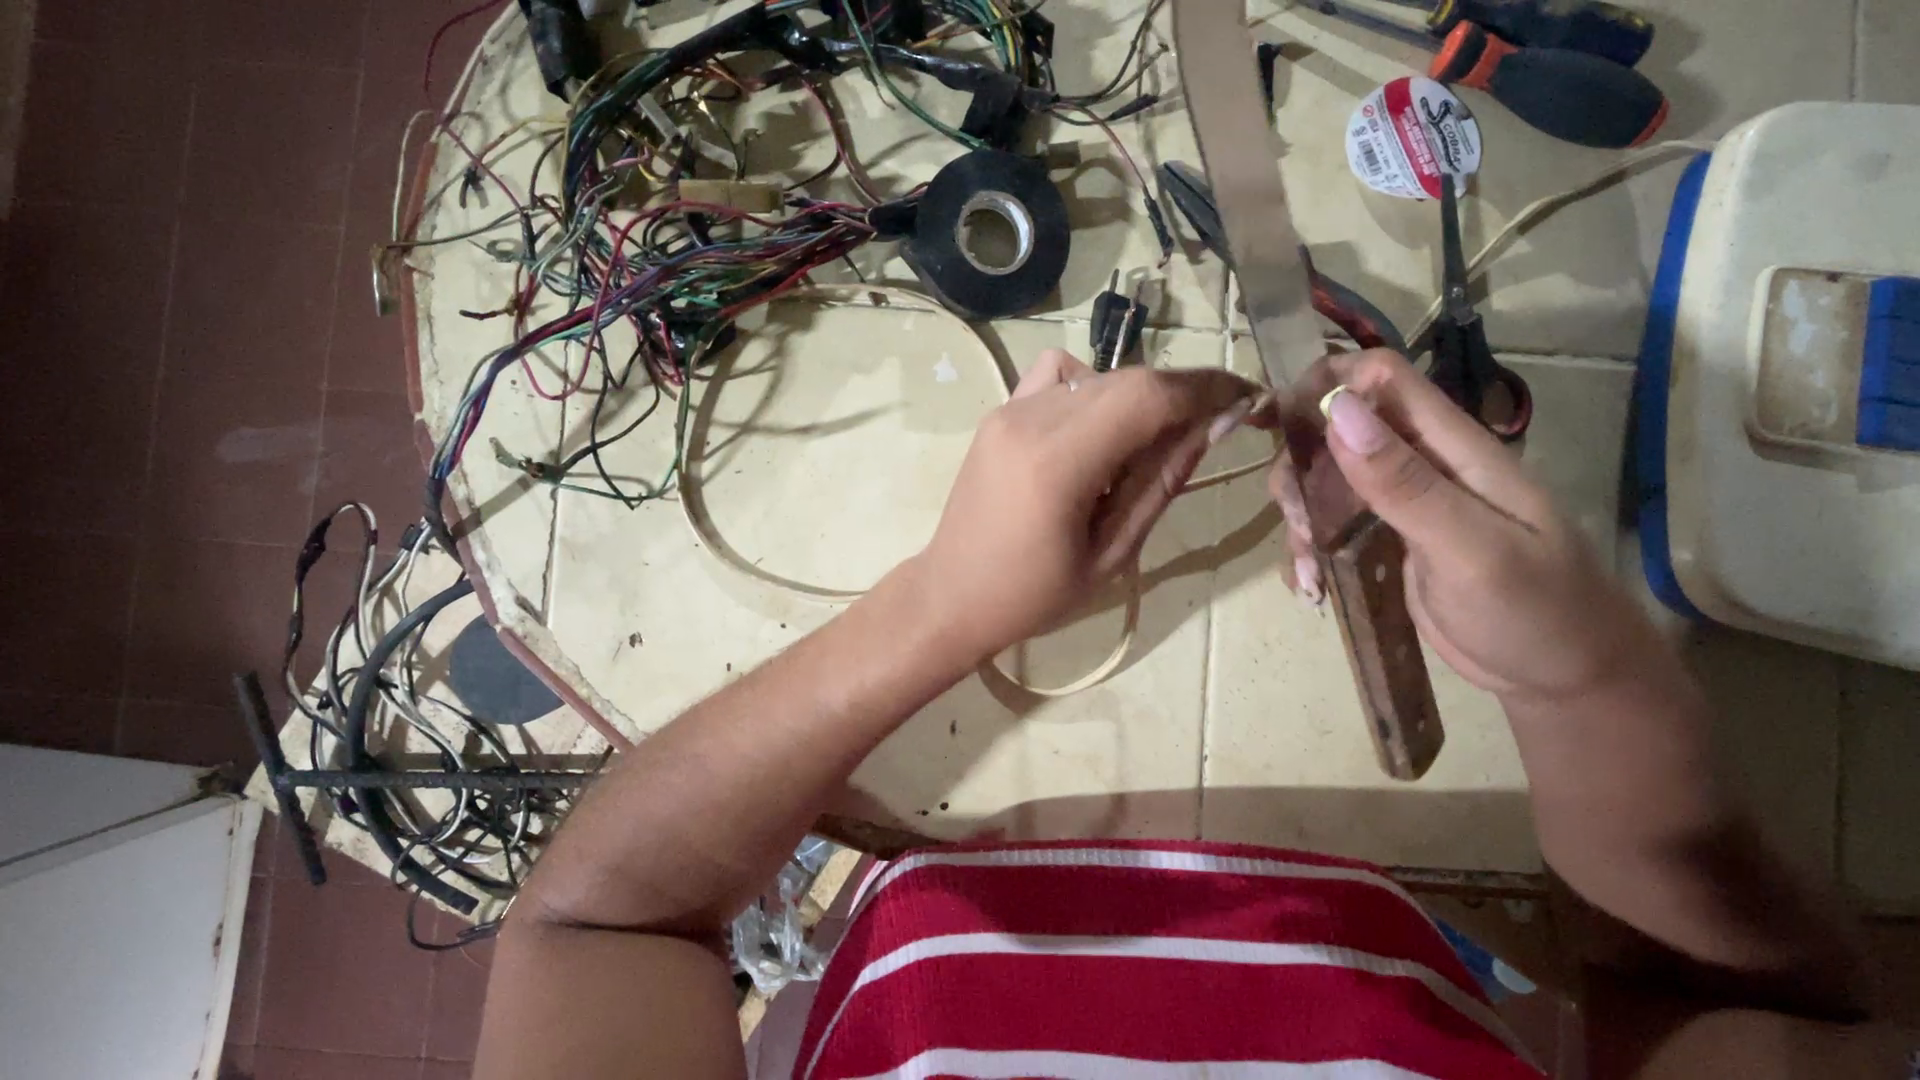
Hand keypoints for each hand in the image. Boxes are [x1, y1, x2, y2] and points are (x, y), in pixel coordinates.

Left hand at [911, 349, 1262, 663]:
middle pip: (1129, 379)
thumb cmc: (1033, 595)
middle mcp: (1030, 419)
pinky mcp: (999, 411)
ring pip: (1099, 376)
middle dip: (1180, 395)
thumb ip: (1160, 483)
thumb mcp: (1112, 553)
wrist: (952, 594)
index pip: (1148, 396)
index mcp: (1058, 462)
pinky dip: (1093, 389)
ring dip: (1139, 398)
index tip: (1245, 399)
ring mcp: (1009, 409)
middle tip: (1212, 427)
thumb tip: (1213, 426)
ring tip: (1144, 448)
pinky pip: (1059, 375)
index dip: (1205, 389)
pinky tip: (1093, 433)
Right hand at [1289, 349, 1663, 702]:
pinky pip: (1328, 524)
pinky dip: (1307, 549)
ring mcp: (1400, 501)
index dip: (1324, 383)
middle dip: (1298, 466)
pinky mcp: (1385, 539)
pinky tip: (1311, 585)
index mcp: (1451, 446)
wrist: (1563, 675)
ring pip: (1322, 477)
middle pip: (1334, 426)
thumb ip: (1404, 483)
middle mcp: (1420, 462)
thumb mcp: (1471, 550)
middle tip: (1298, 525)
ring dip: (1297, 514)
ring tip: (1307, 572)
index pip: (1380, 376)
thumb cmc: (1536, 612)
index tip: (1280, 428)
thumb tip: (1337, 409)